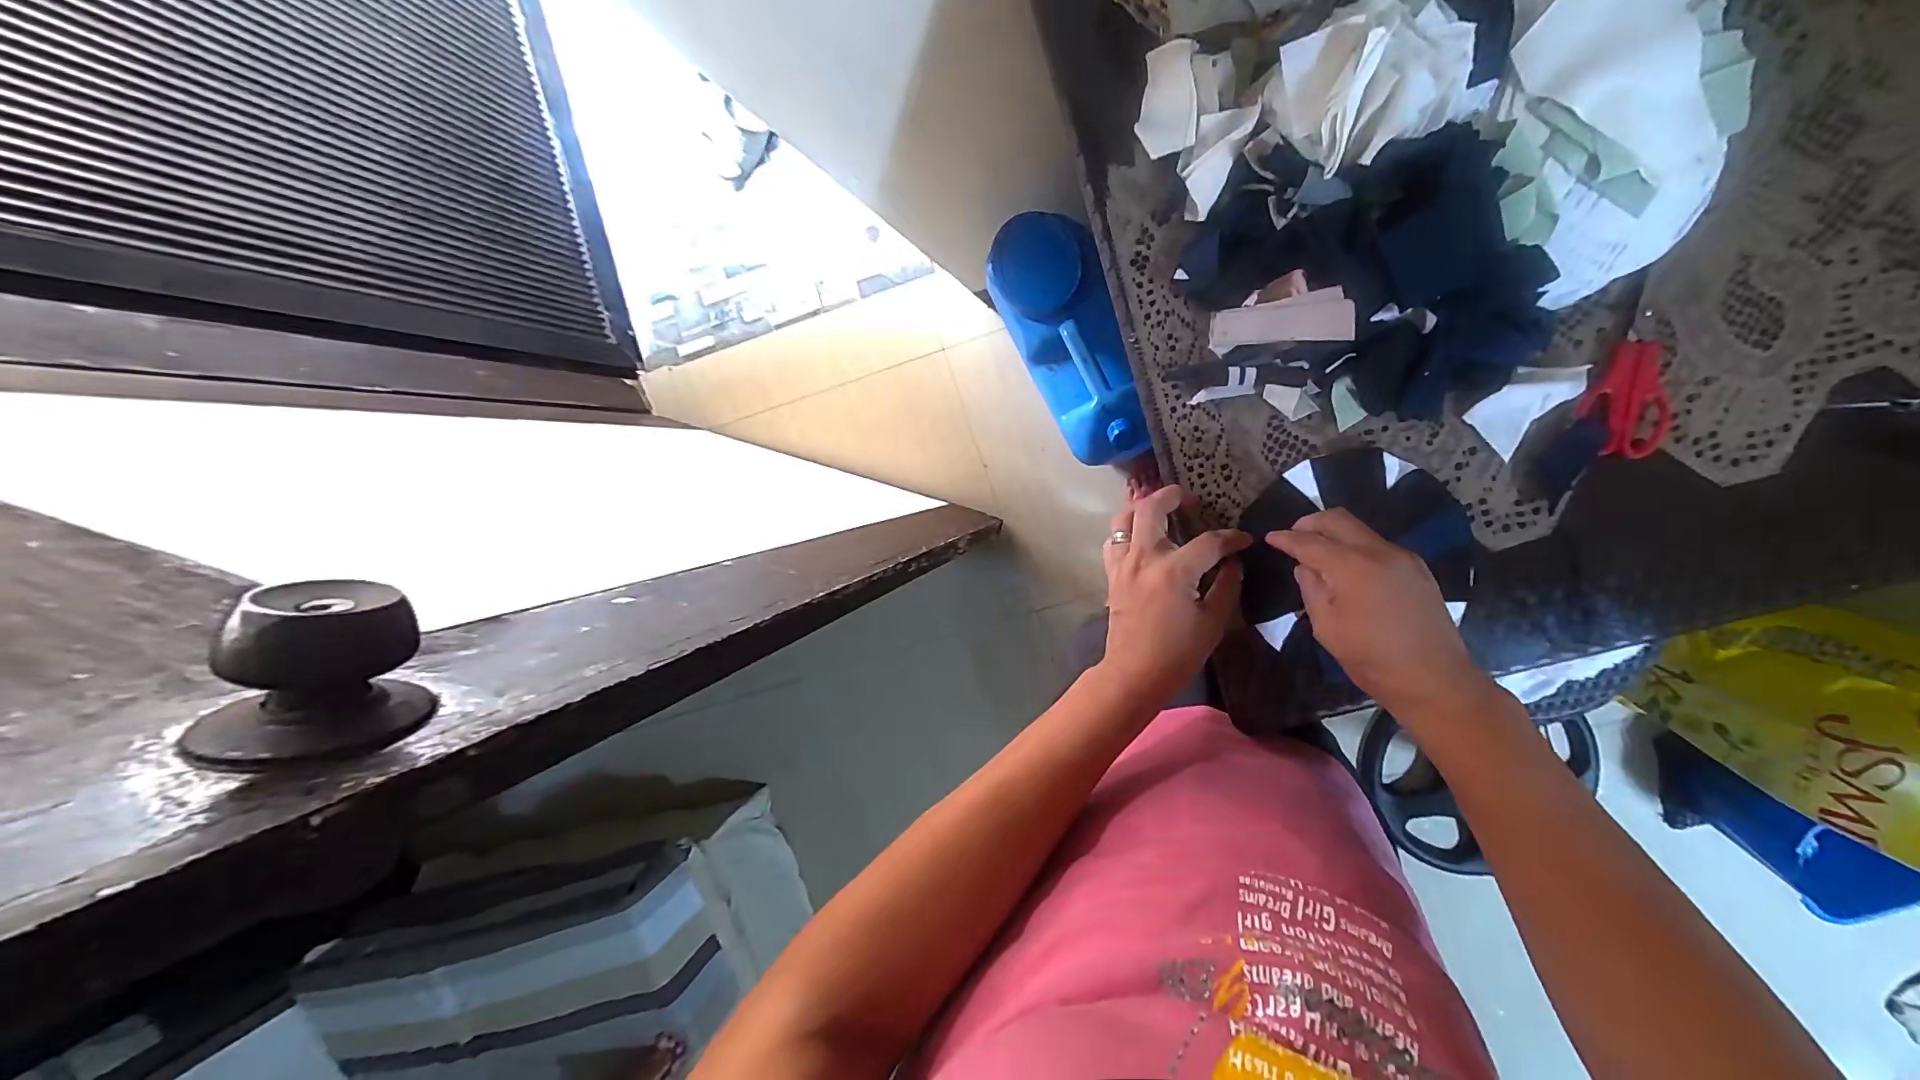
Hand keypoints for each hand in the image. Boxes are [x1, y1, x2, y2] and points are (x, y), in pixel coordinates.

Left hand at [1098, 485, 1249, 701]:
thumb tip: (1233, 562)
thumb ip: (1226, 586)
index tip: (1244, 540)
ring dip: (1142, 507)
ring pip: (1123, 519)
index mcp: (1174, 571)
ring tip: (1161, 509)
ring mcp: (1123, 565)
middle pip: (1151, 509)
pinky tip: (1141, 538)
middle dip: (1171, 496)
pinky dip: (1126, 532)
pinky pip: (1114, 541)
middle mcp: (1144, 559)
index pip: (1209, 541)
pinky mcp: (1112, 575)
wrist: (1134, 673)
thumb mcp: (1213, 622)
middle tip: (1189, 499)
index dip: (1231, 538)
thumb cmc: (1178, 653)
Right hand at [1266, 508, 1496, 720]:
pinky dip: (1355, 548)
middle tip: (1292, 536)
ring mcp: (1403, 558)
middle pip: (1338, 520)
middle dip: (1310, 523)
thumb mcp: (1327, 627)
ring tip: (1317, 553)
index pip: (1310, 542)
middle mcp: (1380, 552)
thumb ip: (1312, 589)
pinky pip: (1377, 546)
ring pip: (1360, 530)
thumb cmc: (1371, 658)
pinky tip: (1347, 570)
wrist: (1435, 679)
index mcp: (1353, 567)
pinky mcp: (1417, 569)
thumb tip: (1305, 567)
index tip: (1269, 538)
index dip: (1286, 539)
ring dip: (1334, 534)